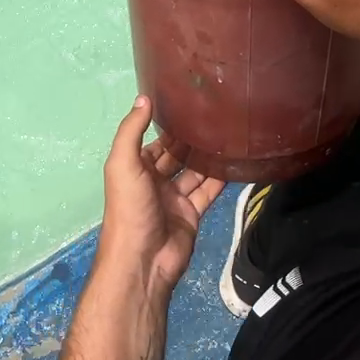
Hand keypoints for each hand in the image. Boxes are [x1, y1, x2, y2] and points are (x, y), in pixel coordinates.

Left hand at [95, 97, 224, 295]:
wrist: (144, 262)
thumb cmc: (130, 209)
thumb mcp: (124, 165)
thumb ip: (132, 131)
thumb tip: (144, 97)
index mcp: (136, 169)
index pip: (155, 141)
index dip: (169, 124)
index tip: (191, 103)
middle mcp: (155, 181)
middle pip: (177, 154)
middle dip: (192, 138)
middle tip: (217, 114)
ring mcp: (175, 198)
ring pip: (195, 171)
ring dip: (208, 155)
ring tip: (230, 132)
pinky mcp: (193, 213)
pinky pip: (208, 191)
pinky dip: (221, 178)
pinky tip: (236, 161)